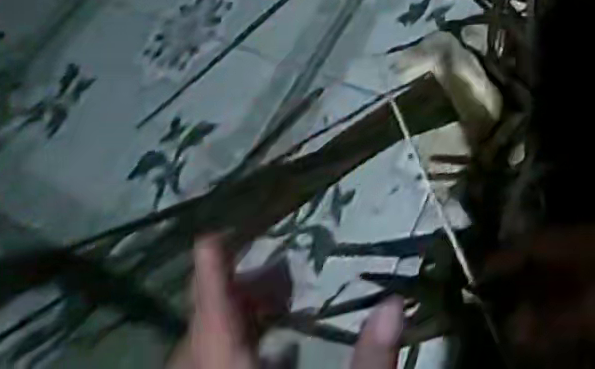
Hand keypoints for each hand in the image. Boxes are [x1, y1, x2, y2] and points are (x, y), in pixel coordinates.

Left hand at [168, 235, 402, 368]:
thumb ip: (369, 362)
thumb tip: (393, 302)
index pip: (217, 327)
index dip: (213, 282)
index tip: (208, 238)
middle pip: (201, 341)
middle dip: (233, 295)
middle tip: (279, 267)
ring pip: (200, 358)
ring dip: (235, 321)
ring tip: (280, 296)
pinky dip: (236, 350)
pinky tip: (278, 346)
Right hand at [484, 225, 594, 356]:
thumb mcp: (593, 312)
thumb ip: (550, 319)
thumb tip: (511, 324)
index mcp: (588, 241)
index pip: (537, 241)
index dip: (507, 257)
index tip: (475, 276)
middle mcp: (594, 253)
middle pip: (547, 265)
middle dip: (519, 288)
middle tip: (484, 313)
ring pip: (561, 290)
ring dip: (538, 311)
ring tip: (508, 334)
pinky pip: (579, 309)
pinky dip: (561, 325)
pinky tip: (545, 344)